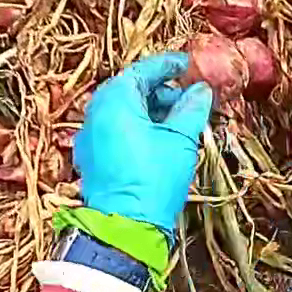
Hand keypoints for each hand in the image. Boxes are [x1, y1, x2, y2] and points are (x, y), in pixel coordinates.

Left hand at [73, 53, 213, 237]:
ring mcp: (90, 137)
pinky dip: (139, 126)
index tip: (186, 64)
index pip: (141, 71)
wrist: (126, 226)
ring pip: (123, 111)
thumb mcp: (180, 139)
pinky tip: (161, 139)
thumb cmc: (154, 179)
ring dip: (151, 109)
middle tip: (187, 97)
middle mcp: (96, 114)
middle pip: (129, 89)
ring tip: (179, 121)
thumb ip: (192, 108)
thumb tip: (200, 90)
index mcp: (114, 102)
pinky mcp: (93, 157)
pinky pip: (116, 129)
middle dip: (160, 90)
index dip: (167, 65)